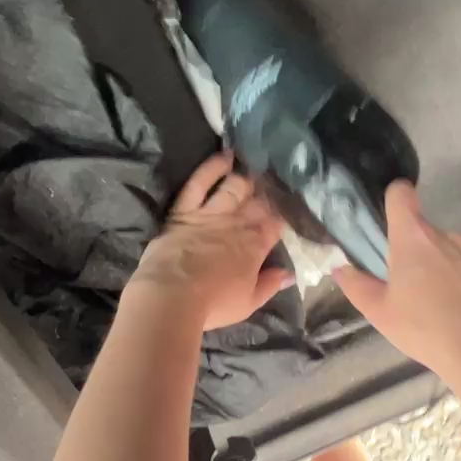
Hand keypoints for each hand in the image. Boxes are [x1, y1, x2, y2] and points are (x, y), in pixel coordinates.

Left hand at [131, 152, 293, 330]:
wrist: (171, 296)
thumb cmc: (213, 304)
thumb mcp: (248, 303)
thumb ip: (270, 285)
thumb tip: (289, 274)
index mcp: (256, 246)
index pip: (275, 224)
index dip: (283, 215)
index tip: (288, 209)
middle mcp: (237, 223)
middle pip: (258, 202)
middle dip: (269, 193)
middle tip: (275, 183)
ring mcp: (211, 213)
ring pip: (234, 187)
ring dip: (246, 178)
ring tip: (254, 169)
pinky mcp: (185, 210)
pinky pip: (199, 183)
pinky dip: (212, 168)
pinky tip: (224, 156)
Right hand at [333, 181, 460, 383]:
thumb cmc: (424, 327)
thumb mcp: (380, 312)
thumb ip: (356, 286)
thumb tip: (341, 269)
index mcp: (413, 237)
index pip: (401, 194)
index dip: (393, 199)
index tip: (387, 222)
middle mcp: (444, 236)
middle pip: (421, 230)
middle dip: (411, 250)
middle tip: (403, 284)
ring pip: (445, 250)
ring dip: (436, 266)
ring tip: (433, 303)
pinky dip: (459, 281)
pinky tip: (458, 310)